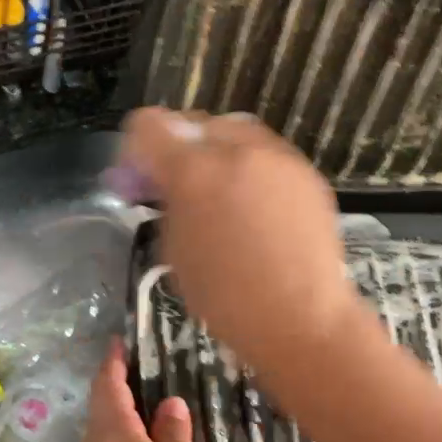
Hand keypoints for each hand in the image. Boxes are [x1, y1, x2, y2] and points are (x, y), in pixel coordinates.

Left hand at [76, 340, 221, 441]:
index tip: (125, 338)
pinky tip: (148, 436)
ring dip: (121, 406)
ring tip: (154, 391)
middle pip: (102, 405)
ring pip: (102, 428)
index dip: (116, 361)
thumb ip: (177, 438)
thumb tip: (169, 403)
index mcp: (115, 441)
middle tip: (150, 360)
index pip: (108, 387)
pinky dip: (122, 431)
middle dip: (119, 380)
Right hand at [118, 107, 364, 372]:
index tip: (139, 178)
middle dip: (177, 150)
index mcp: (192, 170)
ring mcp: (276, 156)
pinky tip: (251, 207)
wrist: (299, 317)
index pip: (149, 125)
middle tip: (175, 187)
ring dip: (215, 154)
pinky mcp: (305, 171)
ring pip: (232, 132)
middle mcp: (235, 149)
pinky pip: (264, 154)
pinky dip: (248, 168)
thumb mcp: (174, 251)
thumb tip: (161, 182)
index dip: (136, 148)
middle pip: (192, 123)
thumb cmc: (224, 298)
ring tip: (217, 195)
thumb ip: (166, 202)